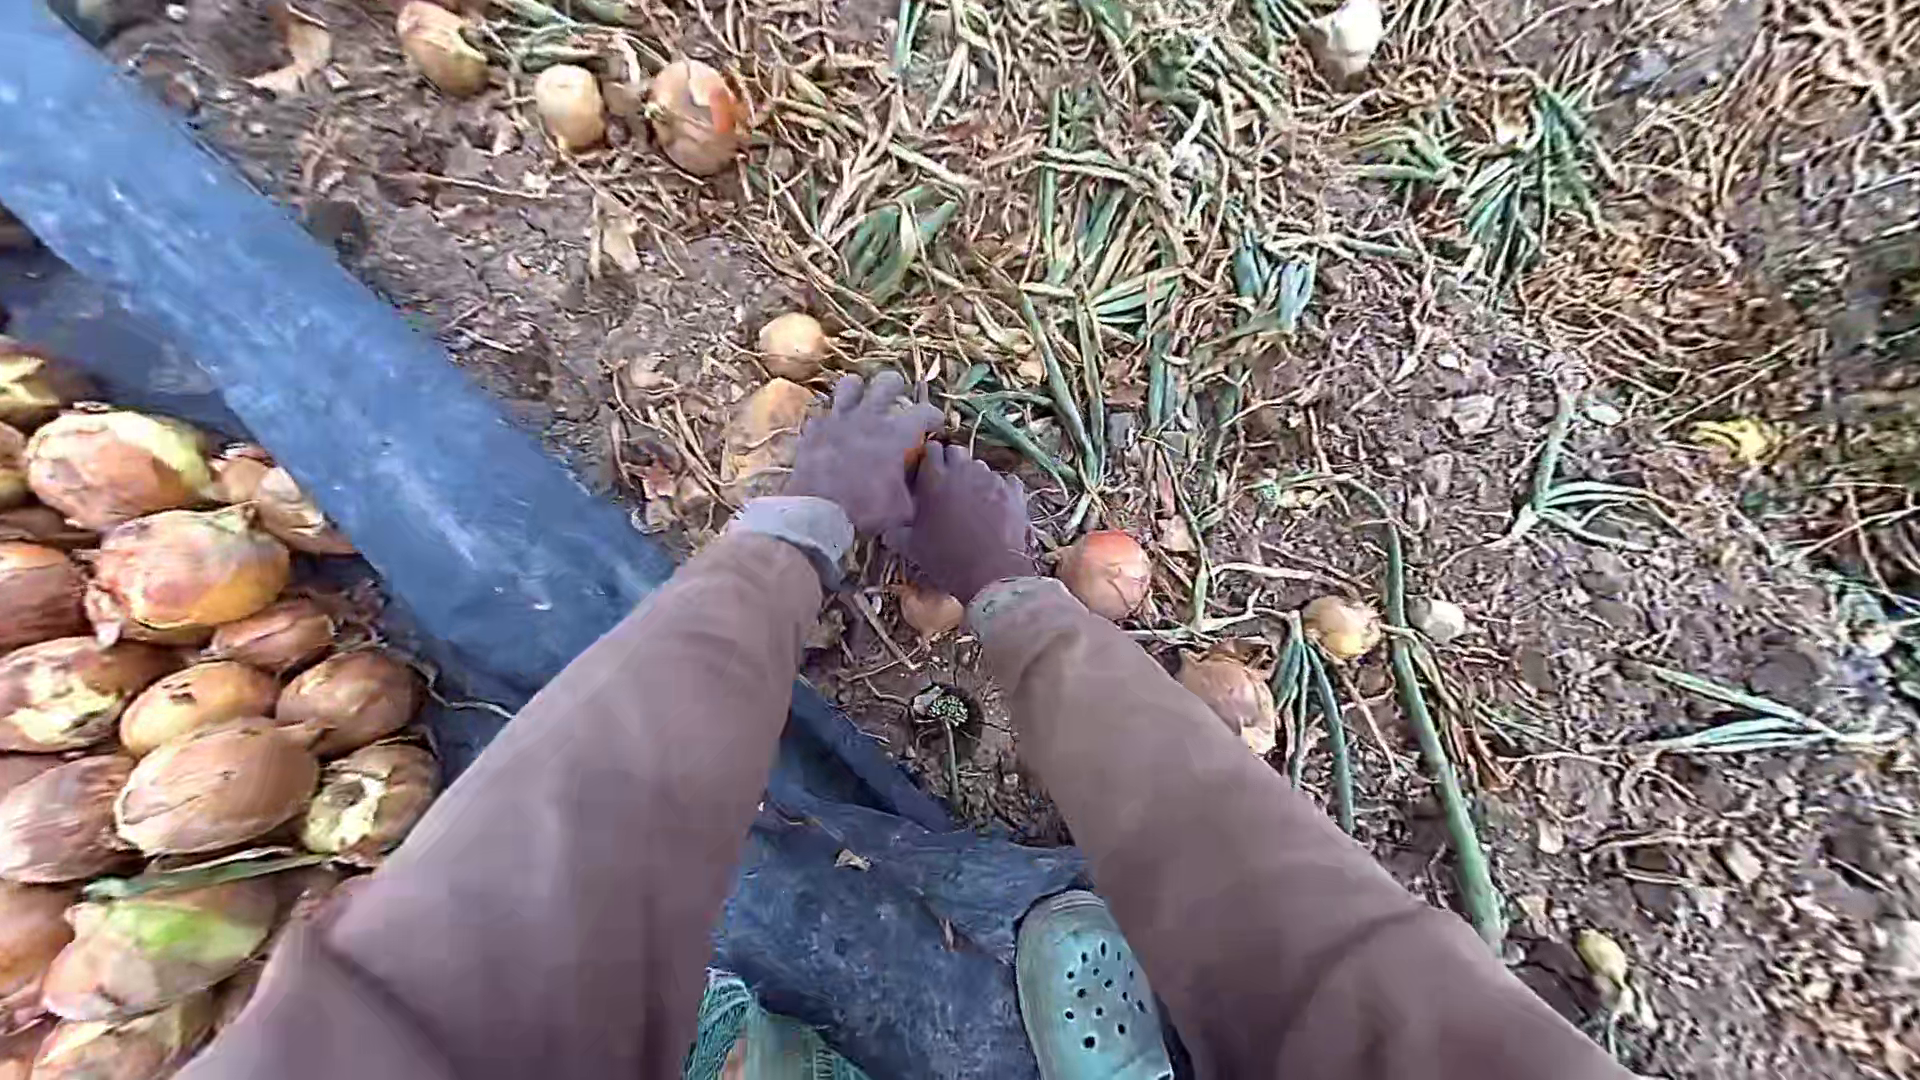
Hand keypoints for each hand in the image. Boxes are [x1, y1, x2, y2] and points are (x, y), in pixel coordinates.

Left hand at [783, 371, 943, 534]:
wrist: (819, 513)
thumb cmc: (866, 510)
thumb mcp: (903, 508)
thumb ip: (913, 490)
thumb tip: (916, 484)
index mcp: (896, 434)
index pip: (925, 413)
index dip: (934, 416)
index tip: (936, 424)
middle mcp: (869, 418)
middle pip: (887, 383)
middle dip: (896, 386)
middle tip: (898, 394)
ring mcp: (839, 420)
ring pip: (850, 386)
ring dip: (858, 390)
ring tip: (860, 398)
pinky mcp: (814, 430)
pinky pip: (822, 414)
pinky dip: (829, 420)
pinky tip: (832, 428)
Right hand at [887, 442, 1037, 602]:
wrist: (991, 574)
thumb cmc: (946, 559)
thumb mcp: (912, 547)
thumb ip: (897, 532)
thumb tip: (888, 530)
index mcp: (934, 478)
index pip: (930, 450)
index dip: (929, 461)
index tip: (927, 475)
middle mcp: (963, 470)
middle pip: (956, 452)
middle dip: (951, 463)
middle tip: (948, 486)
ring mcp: (992, 479)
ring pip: (980, 466)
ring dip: (974, 477)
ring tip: (972, 500)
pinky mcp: (1014, 492)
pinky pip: (1006, 481)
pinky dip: (1000, 490)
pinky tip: (996, 507)